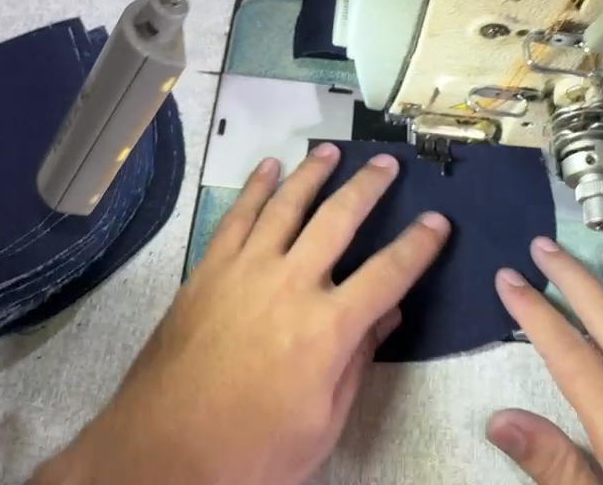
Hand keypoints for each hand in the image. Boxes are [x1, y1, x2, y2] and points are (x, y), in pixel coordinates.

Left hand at [33, 142, 450, 484]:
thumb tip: (388, 312)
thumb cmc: (252, 451)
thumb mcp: (322, 424)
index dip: (418, 245)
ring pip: (287, 204)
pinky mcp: (210, 267)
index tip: (438, 220)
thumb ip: (357, 362)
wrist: (163, 451)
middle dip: (368, 187)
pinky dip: (255, 187)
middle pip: (339, 220)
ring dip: (313, 173)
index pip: (387, 274)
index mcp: (327, 329)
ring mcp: (246, 269)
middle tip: (388, 163)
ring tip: (332, 151)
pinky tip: (268, 166)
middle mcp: (291, 284)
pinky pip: (238, 215)